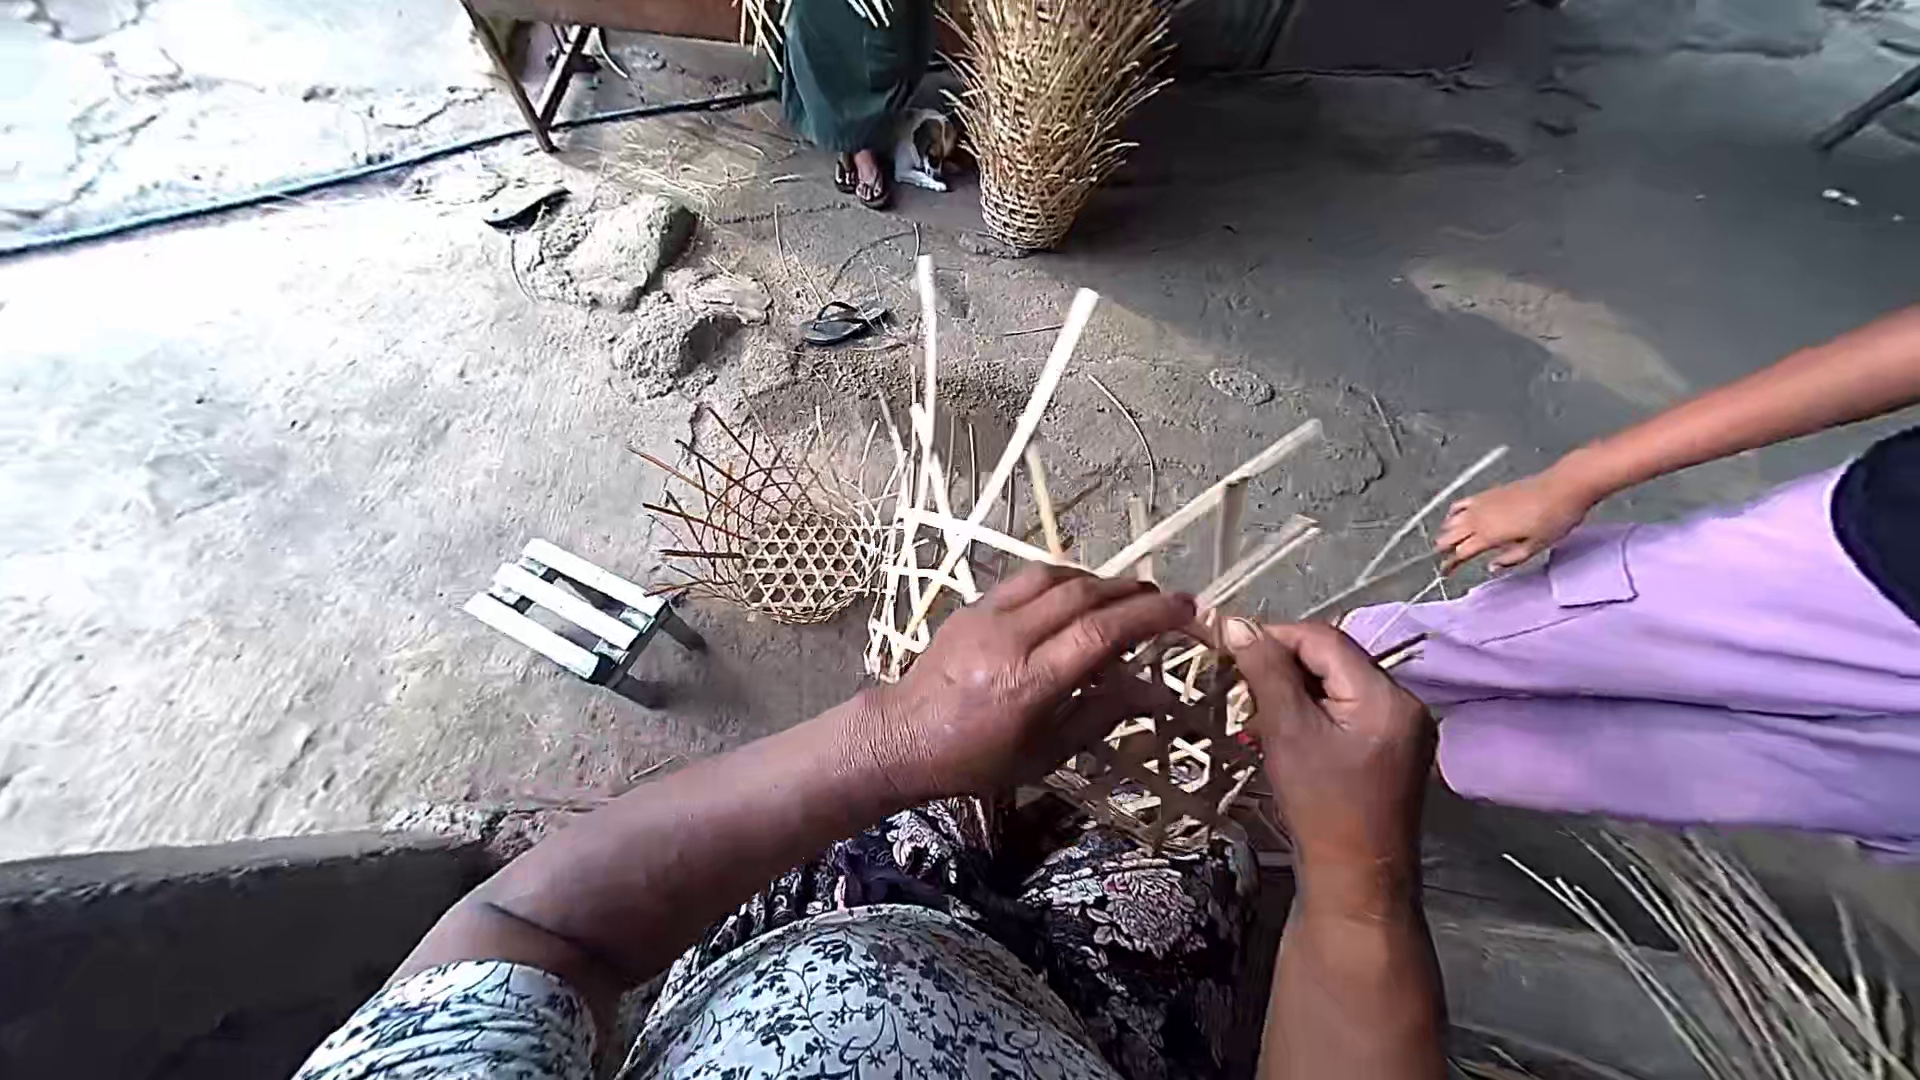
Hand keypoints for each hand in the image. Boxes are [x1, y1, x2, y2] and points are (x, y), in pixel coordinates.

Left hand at [861, 565, 1194, 799]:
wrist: (902, 736)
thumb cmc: (976, 759)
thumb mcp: (1045, 753)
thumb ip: (1101, 714)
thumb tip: (1157, 690)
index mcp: (1028, 683)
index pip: (1100, 633)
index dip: (1148, 615)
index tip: (1184, 609)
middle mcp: (1008, 639)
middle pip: (1082, 596)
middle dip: (1133, 591)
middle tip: (1164, 599)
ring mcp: (985, 616)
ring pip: (1054, 577)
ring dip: (1098, 580)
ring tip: (1126, 595)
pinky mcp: (971, 606)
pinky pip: (1025, 580)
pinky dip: (1062, 580)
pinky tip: (1077, 595)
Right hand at [1220, 619, 1434, 909]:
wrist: (1355, 876)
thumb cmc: (1320, 803)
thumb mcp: (1287, 730)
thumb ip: (1265, 670)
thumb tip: (1236, 623)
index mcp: (1386, 696)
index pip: (1323, 639)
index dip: (1274, 636)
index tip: (1232, 649)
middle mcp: (1403, 702)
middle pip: (1332, 657)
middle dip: (1282, 662)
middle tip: (1242, 681)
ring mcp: (1400, 725)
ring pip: (1334, 680)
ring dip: (1292, 684)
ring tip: (1258, 705)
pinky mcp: (1388, 743)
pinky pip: (1343, 704)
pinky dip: (1309, 705)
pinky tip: (1283, 723)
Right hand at [1436, 467, 1597, 572]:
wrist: (1563, 487)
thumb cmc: (1555, 518)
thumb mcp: (1537, 546)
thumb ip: (1511, 559)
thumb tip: (1491, 568)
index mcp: (1488, 536)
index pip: (1459, 554)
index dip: (1450, 565)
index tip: (1446, 573)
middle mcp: (1476, 522)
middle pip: (1447, 538)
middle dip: (1443, 550)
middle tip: (1445, 558)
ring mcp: (1477, 507)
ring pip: (1448, 523)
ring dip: (1445, 534)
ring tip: (1448, 542)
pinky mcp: (1482, 495)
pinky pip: (1457, 506)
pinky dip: (1451, 515)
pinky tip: (1454, 518)